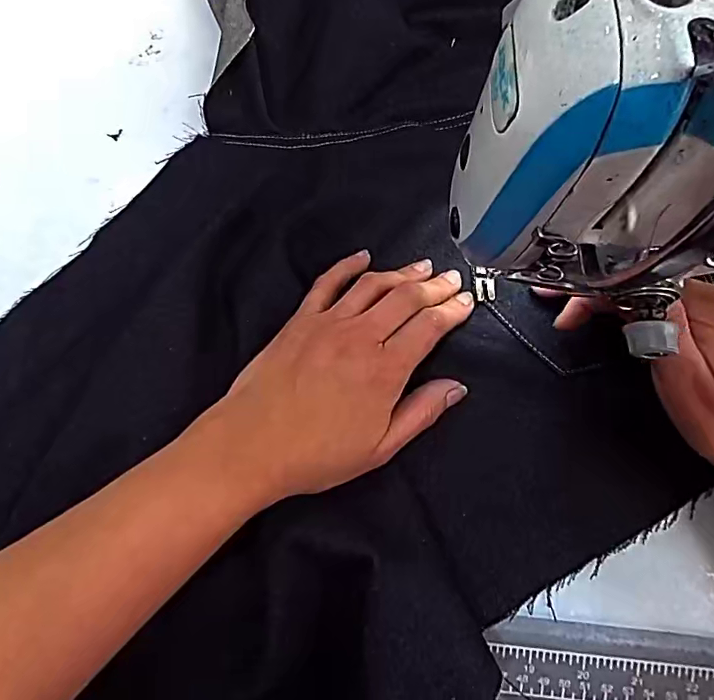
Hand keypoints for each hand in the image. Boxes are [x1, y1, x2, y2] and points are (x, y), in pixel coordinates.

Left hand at [191, 251, 472, 503]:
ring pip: (375, 285)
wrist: (248, 448)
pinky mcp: (302, 320)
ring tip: (422, 267)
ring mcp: (329, 324)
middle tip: (451, 279)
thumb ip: (421, 413)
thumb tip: (454, 389)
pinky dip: (348, 266)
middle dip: (436, 285)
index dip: (453, 310)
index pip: (429, 326)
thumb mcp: (379, 448)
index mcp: (384, 370)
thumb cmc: (313, 455)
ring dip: (403, 272)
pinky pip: (329, 283)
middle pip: (408, 298)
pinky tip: (362, 257)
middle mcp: (360, 338)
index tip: (465, 302)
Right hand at [555, 281, 713, 474]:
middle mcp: (710, 298)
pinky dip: (629, 309)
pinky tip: (614, 319)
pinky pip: (656, 301)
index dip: (599, 292)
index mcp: (706, 306)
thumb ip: (659, 326)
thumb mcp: (683, 374)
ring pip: (645, 290)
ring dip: (611, 302)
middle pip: (640, 281)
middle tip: (567, 315)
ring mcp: (707, 307)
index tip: (571, 309)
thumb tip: (633, 294)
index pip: (640, 281)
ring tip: (580, 316)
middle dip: (599, 295)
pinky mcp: (701, 319)